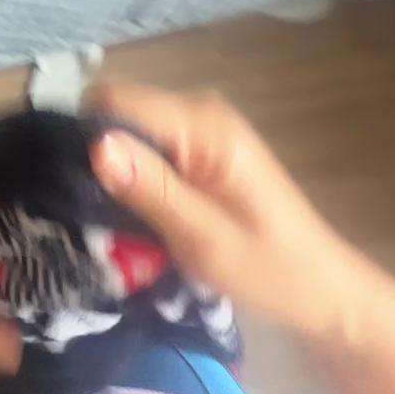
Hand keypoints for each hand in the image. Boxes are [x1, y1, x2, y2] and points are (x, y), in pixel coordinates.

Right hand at [82, 83, 381, 348]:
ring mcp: (197, 121)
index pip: (115, 100)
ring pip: (124, 122)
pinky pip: (142, 135)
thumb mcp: (205, 239)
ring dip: (110, 158)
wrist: (326, 293)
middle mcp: (197, 107)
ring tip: (106, 201)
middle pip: (116, 107)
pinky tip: (132, 197)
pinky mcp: (194, 138)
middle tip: (88, 198)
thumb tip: (96, 144)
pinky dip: (128, 164)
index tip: (68, 176)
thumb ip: (151, 188)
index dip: (83, 131)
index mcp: (202, 124)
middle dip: (95, 147)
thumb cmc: (270, 270)